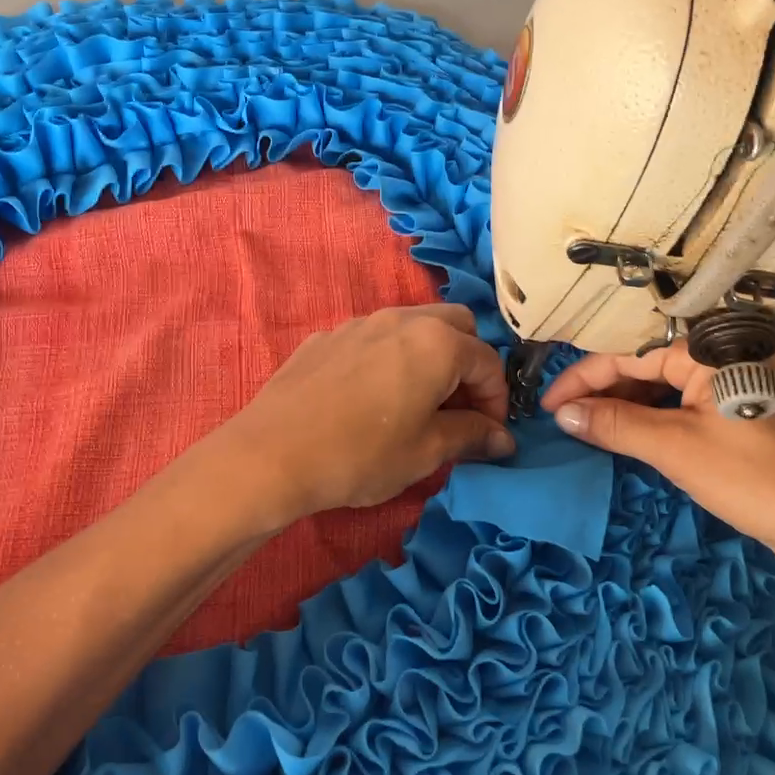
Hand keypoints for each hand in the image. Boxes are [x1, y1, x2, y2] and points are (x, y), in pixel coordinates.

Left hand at [212, 304, 514, 527]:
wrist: (272, 454)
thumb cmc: (361, 454)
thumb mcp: (426, 451)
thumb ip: (471, 436)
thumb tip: (502, 438)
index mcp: (436, 342)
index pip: (488, 361)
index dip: (497, 400)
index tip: (491, 434)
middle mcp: (400, 319)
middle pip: (455, 327)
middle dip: (468, 364)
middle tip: (459, 410)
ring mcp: (358, 324)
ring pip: (412, 327)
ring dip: (429, 357)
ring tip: (418, 404)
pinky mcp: (325, 338)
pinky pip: (373, 339)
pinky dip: (389, 360)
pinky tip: (370, 399)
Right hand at [541, 348, 774, 581]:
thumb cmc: (763, 480)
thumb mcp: (678, 449)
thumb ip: (615, 424)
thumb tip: (562, 414)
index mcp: (711, 345)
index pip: (627, 349)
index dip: (581, 378)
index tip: (547, 409)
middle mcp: (729, 352)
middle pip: (648, 363)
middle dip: (604, 392)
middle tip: (565, 424)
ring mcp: (745, 383)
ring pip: (670, 386)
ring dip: (629, 408)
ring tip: (591, 433)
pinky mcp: (755, 415)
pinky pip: (692, 407)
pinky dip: (659, 421)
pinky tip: (634, 439)